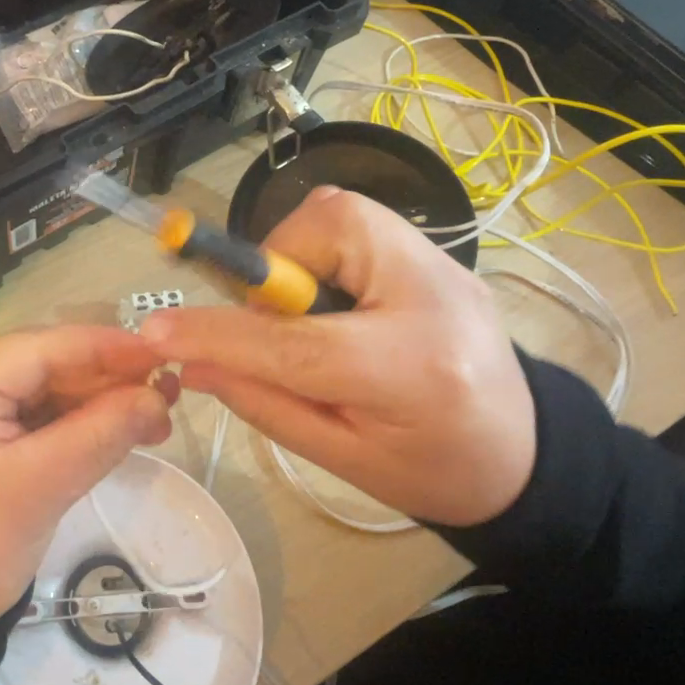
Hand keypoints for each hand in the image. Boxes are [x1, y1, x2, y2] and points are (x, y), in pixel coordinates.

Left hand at [0, 327, 177, 620]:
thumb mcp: (37, 490)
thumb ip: (99, 434)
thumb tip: (157, 396)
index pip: (42, 346)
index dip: (106, 348)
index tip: (163, 355)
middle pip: (42, 364)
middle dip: (105, 379)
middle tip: (167, 398)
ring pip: (40, 389)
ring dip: (93, 403)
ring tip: (152, 421)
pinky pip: (28, 415)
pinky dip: (70, 424)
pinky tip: (112, 432)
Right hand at [141, 187, 534, 526]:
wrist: (529, 455)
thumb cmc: (433, 472)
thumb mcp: (342, 457)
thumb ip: (263, 403)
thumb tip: (191, 363)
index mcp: (409, 370)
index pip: (292, 341)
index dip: (217, 333)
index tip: (156, 331)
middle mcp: (431, 295)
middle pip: (327, 230)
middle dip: (274, 262)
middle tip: (272, 317)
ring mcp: (441, 263)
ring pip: (337, 211)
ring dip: (297, 250)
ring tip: (308, 308)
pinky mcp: (438, 251)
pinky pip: (357, 219)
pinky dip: (323, 247)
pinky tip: (337, 296)